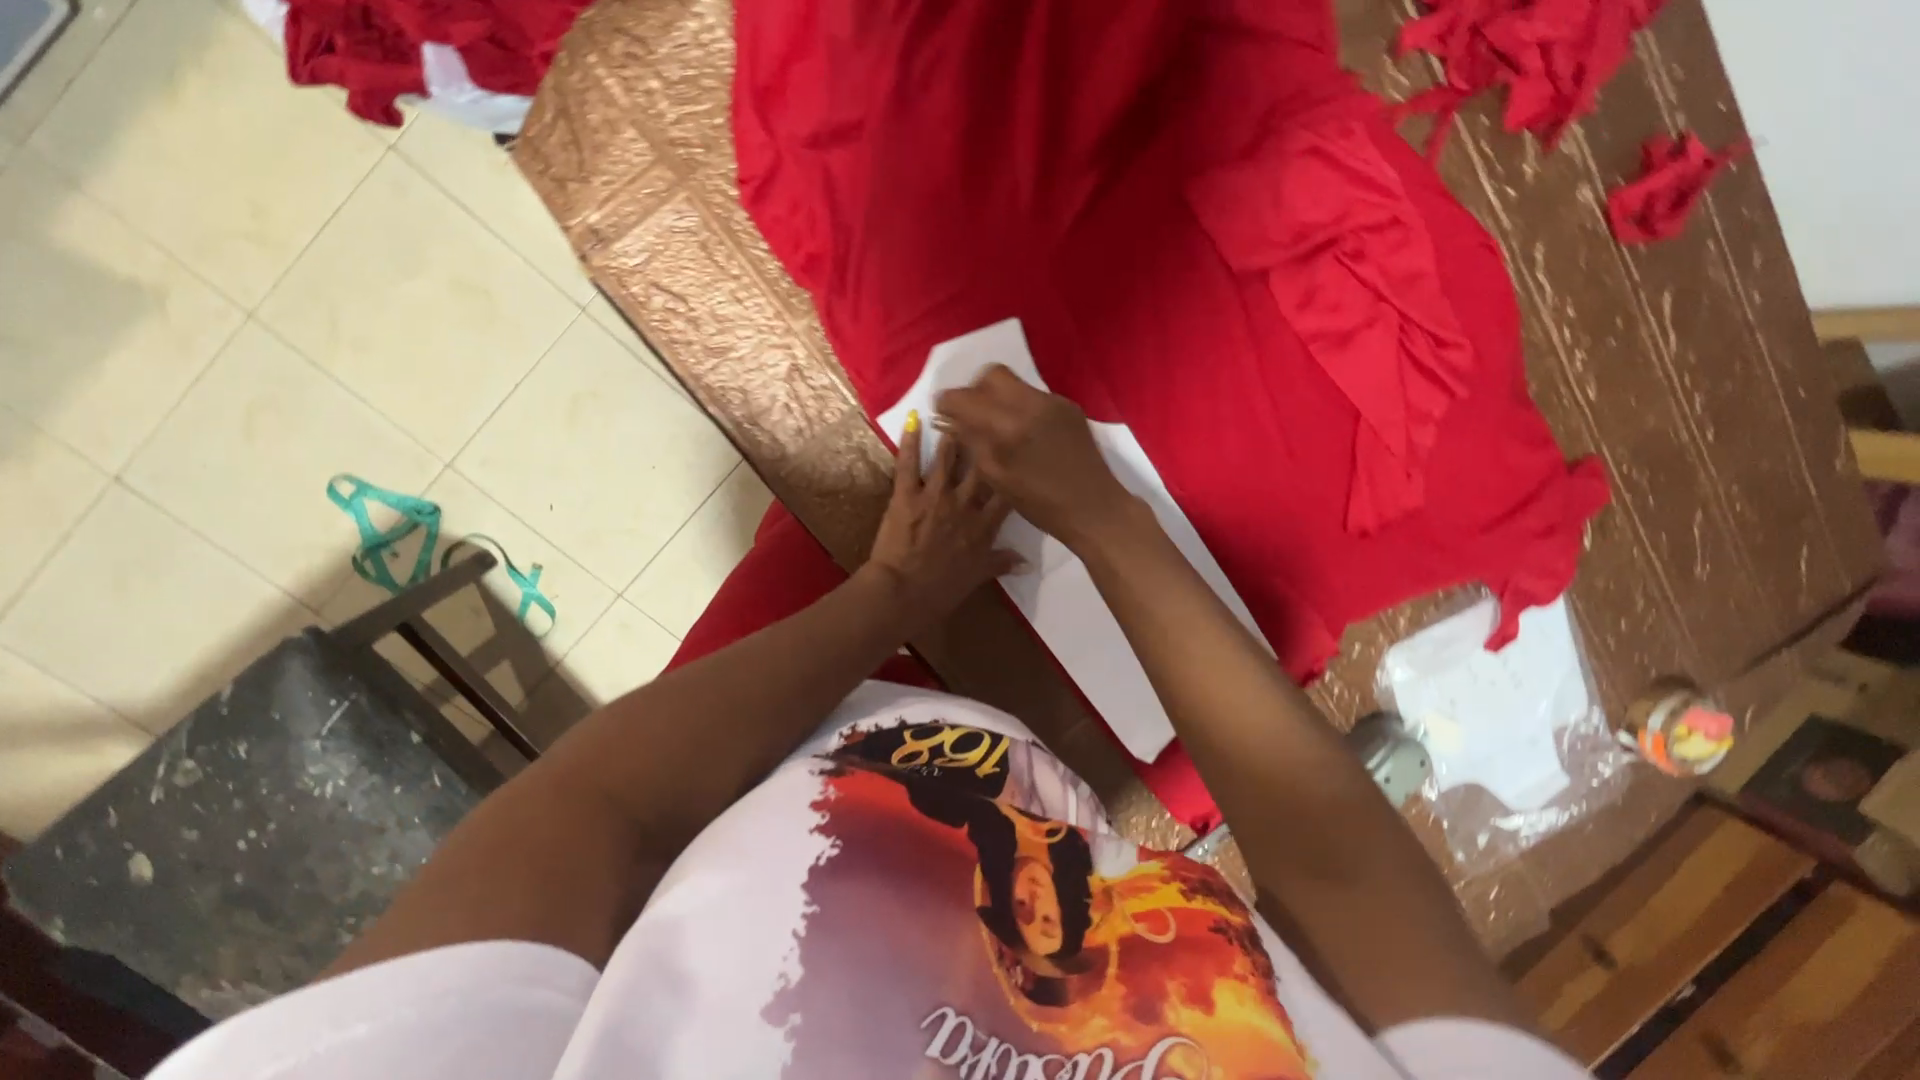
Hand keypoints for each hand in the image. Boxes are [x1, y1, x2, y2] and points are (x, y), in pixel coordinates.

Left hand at [864, 412, 1021, 626]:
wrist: (905, 592)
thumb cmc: (942, 589)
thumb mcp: (978, 577)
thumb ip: (1002, 563)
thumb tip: (1027, 562)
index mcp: (984, 525)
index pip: (1006, 492)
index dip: (1012, 471)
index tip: (1018, 453)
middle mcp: (965, 504)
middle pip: (980, 467)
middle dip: (986, 444)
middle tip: (990, 422)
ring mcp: (936, 496)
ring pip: (949, 459)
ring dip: (953, 436)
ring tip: (957, 414)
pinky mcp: (907, 495)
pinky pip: (909, 463)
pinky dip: (910, 441)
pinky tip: (912, 418)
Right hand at [934, 365, 1137, 549]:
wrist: (1093, 507)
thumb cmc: (1040, 503)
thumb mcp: (995, 477)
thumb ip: (971, 442)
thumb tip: (951, 420)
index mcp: (1008, 426)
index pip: (965, 396)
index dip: (948, 403)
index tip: (943, 413)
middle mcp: (1031, 404)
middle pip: (991, 375)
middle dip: (975, 390)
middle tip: (970, 414)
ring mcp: (1054, 402)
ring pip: (1015, 383)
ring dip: (998, 397)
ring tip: (997, 425)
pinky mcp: (1069, 407)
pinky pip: (1034, 395)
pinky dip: (1020, 406)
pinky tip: (1025, 433)